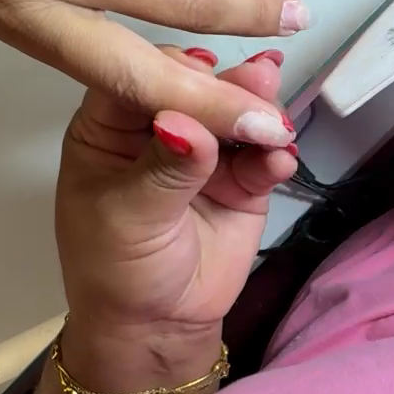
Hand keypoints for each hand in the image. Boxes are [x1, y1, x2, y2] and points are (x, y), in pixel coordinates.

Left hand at [54, 48, 296, 390]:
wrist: (159, 324)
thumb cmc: (117, 267)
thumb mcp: (128, 215)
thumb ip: (165, 168)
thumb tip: (191, 121)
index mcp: (111, 128)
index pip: (139, 81)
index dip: (172, 71)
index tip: (205, 69)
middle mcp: (162, 131)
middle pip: (199, 93)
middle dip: (229, 87)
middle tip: (261, 79)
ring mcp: (209, 156)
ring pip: (239, 120)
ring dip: (261, 116)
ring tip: (277, 121)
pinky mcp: (245, 183)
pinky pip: (265, 161)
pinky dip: (277, 157)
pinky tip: (282, 160)